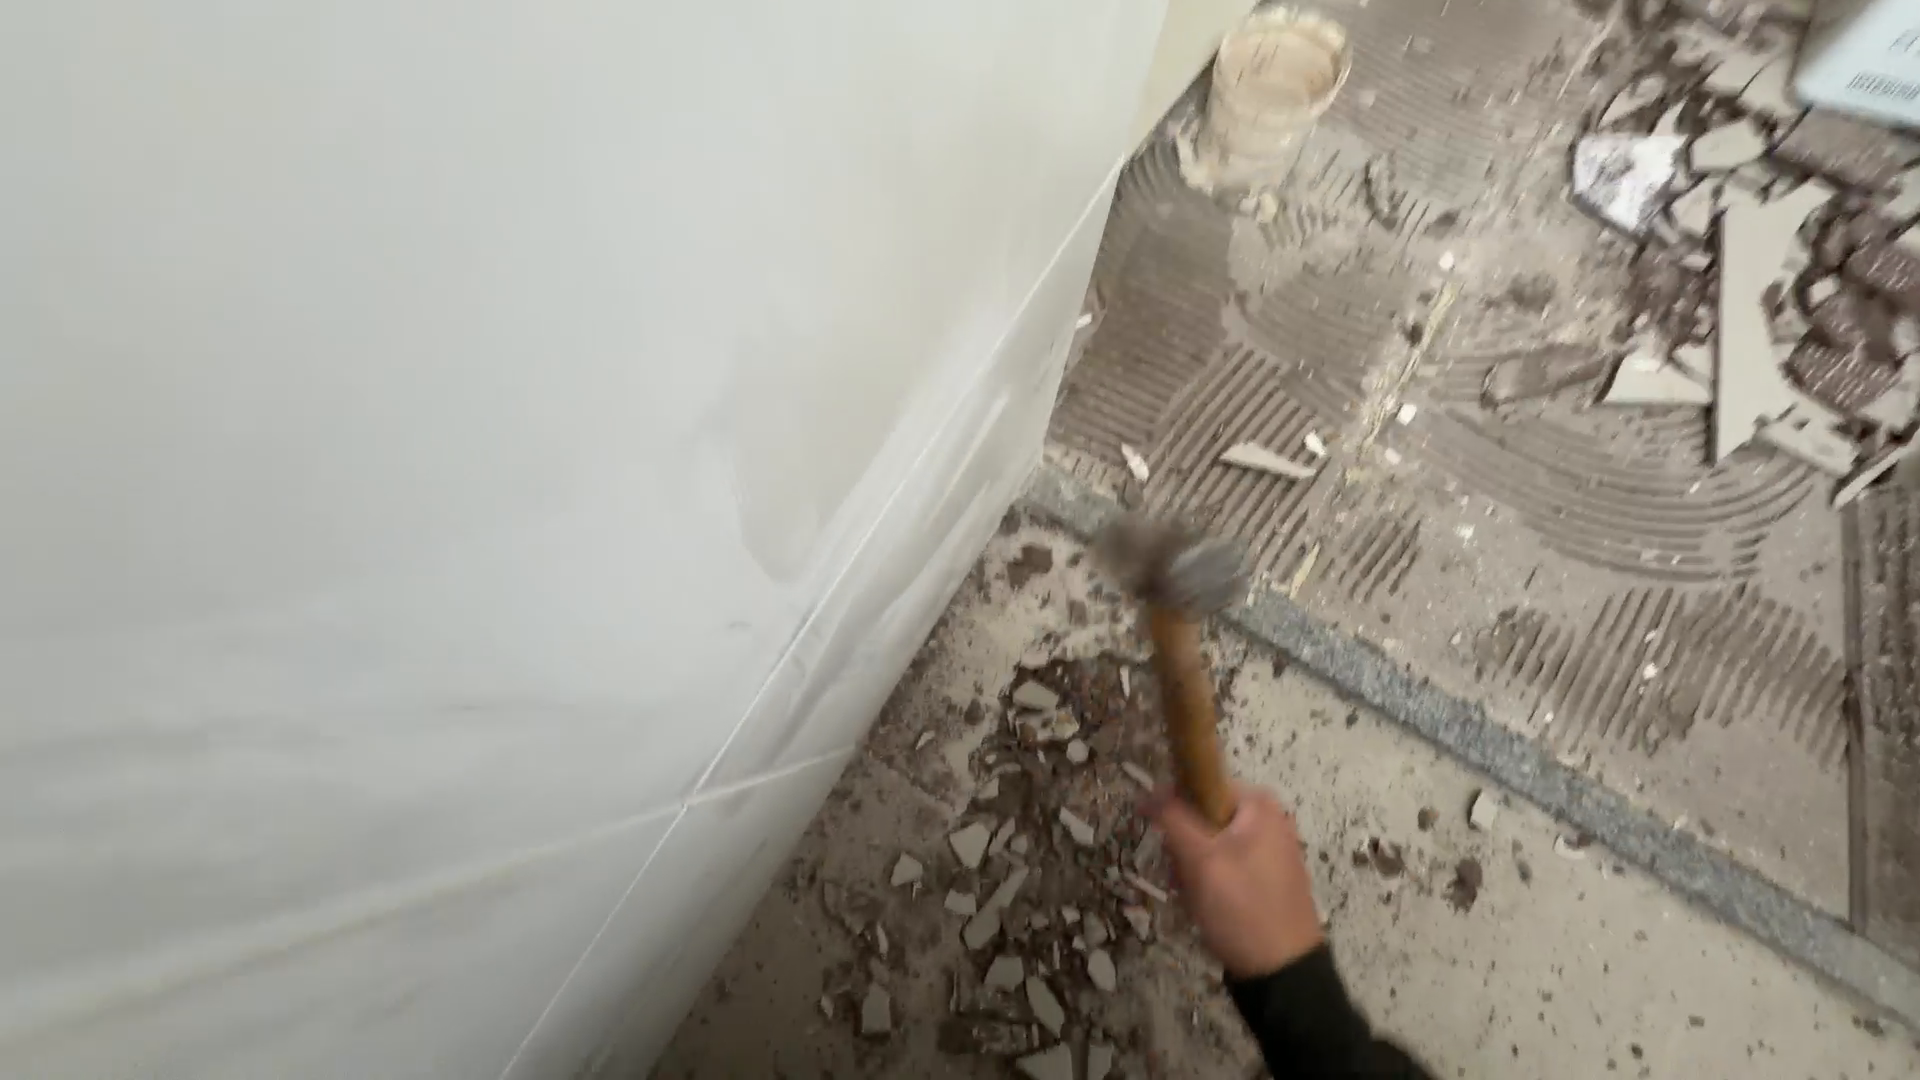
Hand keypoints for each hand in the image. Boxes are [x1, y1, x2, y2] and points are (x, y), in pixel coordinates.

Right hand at [1145, 784, 1324, 979]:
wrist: (1284, 977)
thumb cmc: (1242, 908)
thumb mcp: (1200, 859)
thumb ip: (1172, 817)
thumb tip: (1145, 790)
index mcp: (1259, 803)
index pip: (1197, 783)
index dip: (1173, 808)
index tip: (1165, 841)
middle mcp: (1268, 818)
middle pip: (1201, 815)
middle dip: (1183, 846)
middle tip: (1182, 875)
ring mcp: (1268, 848)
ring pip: (1207, 842)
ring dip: (1191, 867)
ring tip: (1194, 895)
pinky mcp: (1265, 876)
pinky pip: (1223, 864)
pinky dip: (1208, 881)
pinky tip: (1206, 905)